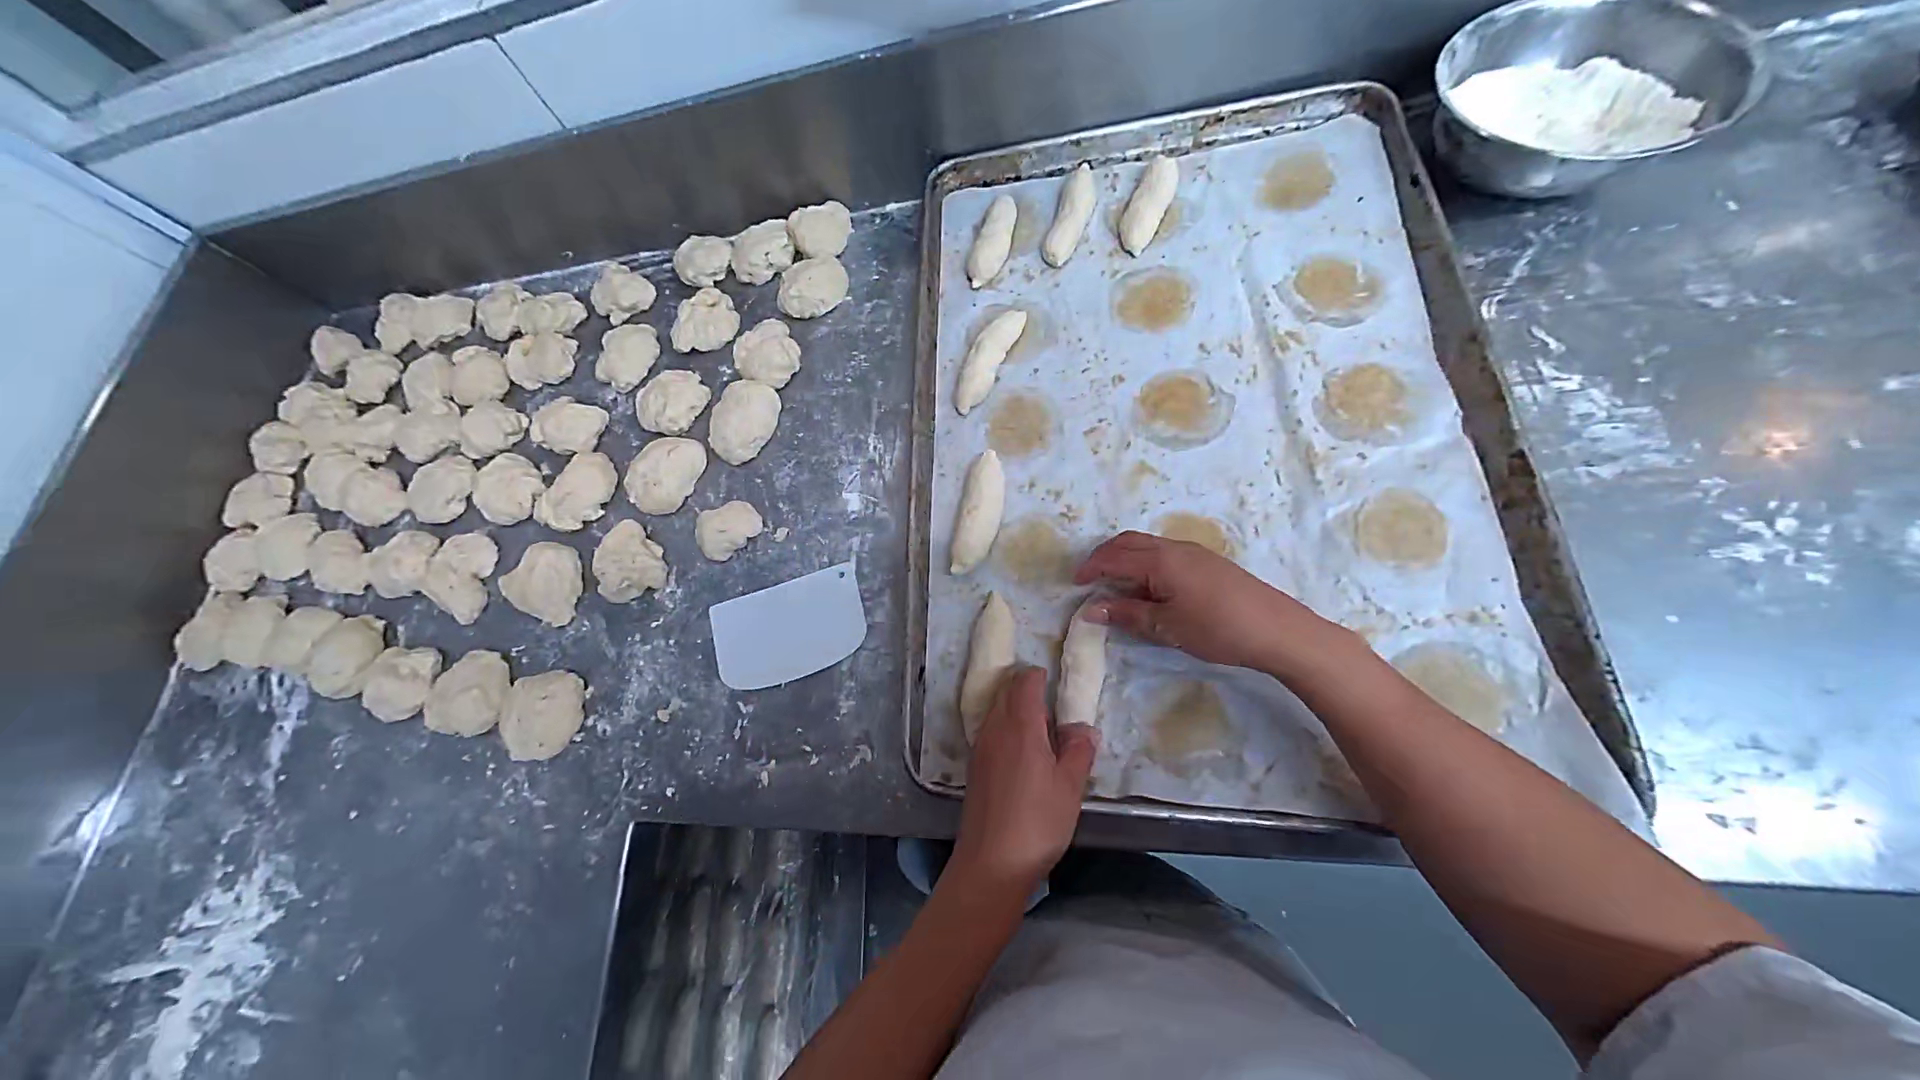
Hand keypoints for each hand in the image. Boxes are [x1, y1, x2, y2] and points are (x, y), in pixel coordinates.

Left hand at [951, 667, 1096, 892]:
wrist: (991, 862)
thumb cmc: (1037, 821)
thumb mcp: (1070, 786)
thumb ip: (1079, 750)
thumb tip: (1083, 727)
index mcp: (1020, 726)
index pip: (1025, 682)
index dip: (1040, 675)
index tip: (1057, 680)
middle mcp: (994, 729)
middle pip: (1007, 692)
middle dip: (1027, 690)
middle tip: (1055, 705)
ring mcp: (980, 748)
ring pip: (997, 712)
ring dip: (1016, 710)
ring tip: (1043, 732)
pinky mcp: (975, 768)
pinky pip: (991, 732)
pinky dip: (1006, 730)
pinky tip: (1023, 754)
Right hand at [1076, 531, 1359, 682]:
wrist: (1276, 629)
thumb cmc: (1217, 628)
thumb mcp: (1166, 626)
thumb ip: (1127, 614)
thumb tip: (1091, 610)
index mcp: (1159, 561)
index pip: (1114, 557)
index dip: (1091, 568)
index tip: (1076, 584)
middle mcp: (1174, 548)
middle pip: (1128, 542)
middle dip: (1104, 556)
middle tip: (1090, 578)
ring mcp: (1194, 552)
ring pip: (1147, 545)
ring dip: (1125, 558)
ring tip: (1116, 583)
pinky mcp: (1208, 561)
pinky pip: (1164, 551)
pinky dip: (1144, 561)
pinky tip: (1149, 585)